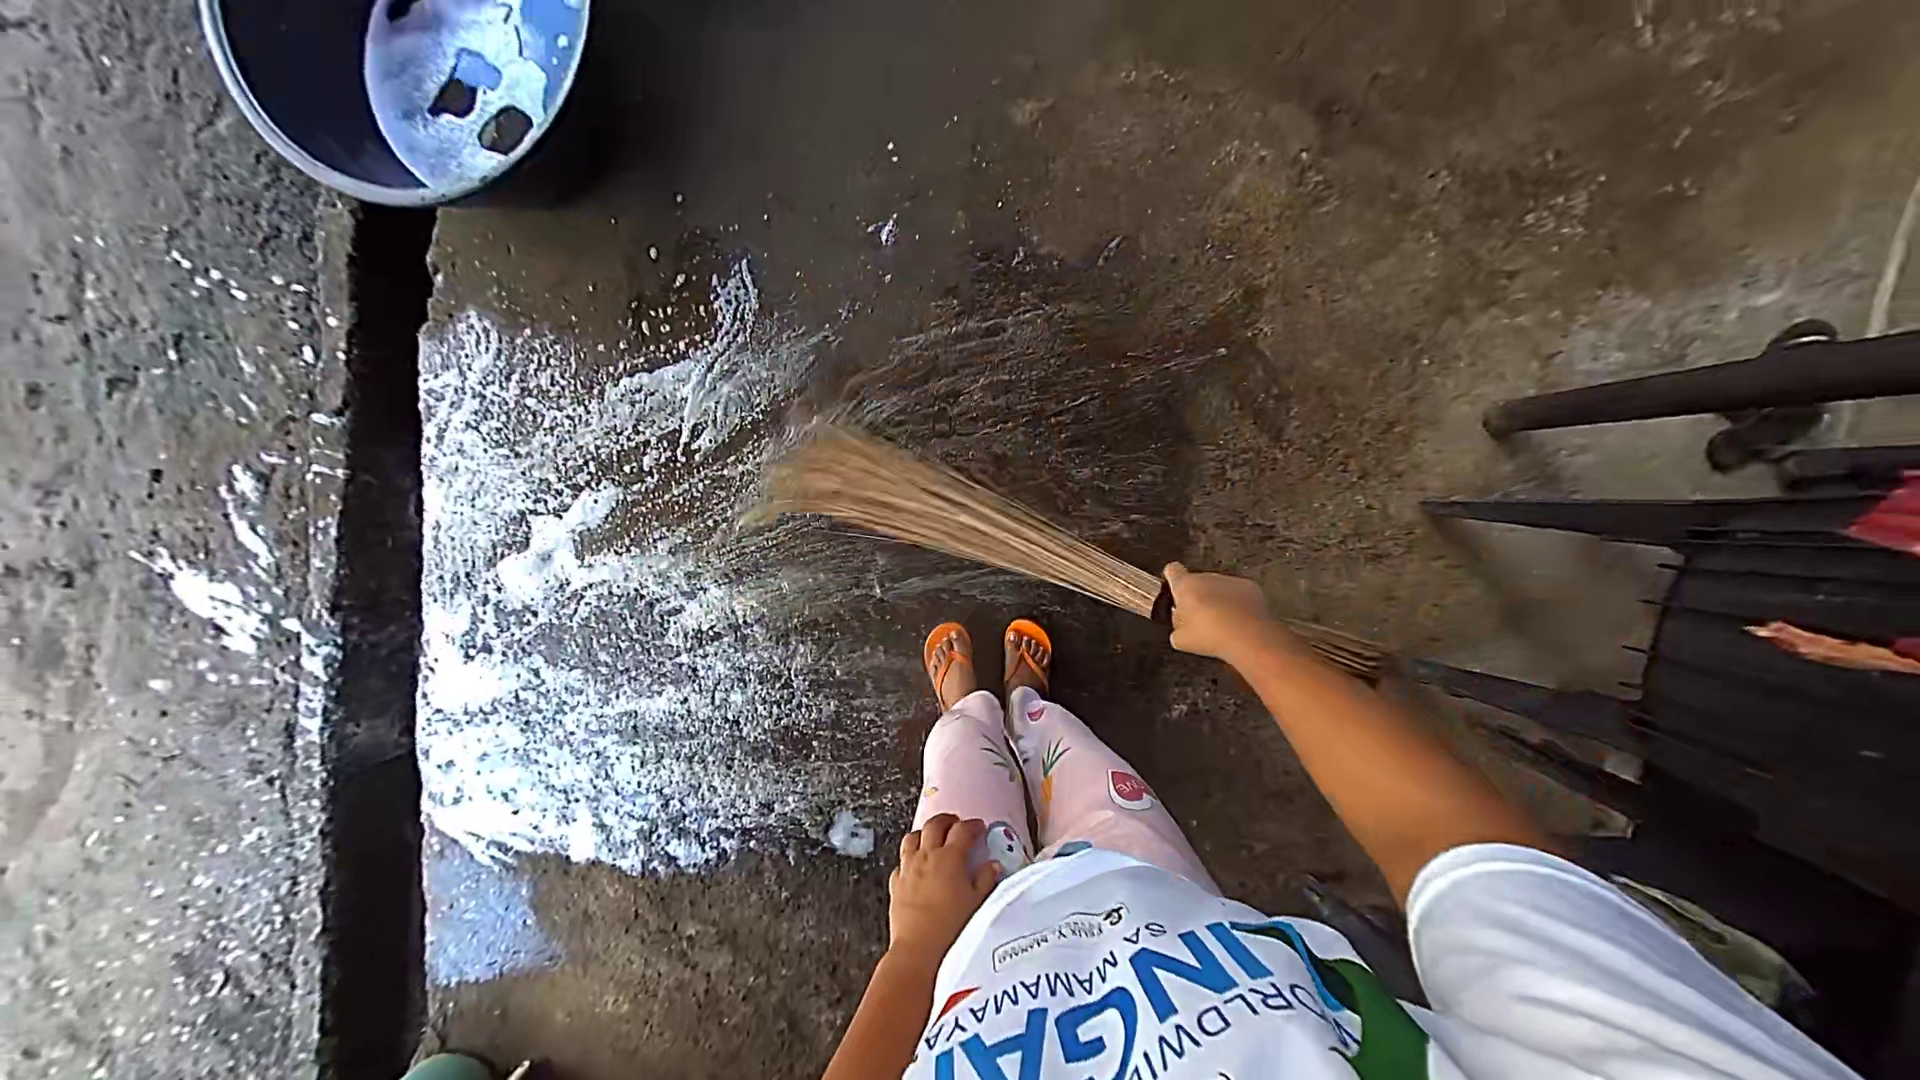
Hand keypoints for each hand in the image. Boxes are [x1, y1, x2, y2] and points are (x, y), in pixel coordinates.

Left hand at [889, 815, 998, 963]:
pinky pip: (901, 861)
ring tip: (933, 837)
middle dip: (947, 820)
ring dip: (925, 833)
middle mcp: (927, 856)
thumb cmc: (952, 928)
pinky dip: (910, 858)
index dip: (972, 825)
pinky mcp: (896, 883)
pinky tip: (916, 866)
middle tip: (956, 824)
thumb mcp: (978, 903)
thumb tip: (993, 865)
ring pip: (912, 837)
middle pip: (935, 825)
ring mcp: (908, 868)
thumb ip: (986, 879)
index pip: (962, 830)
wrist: (919, 950)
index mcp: (950, 857)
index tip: (979, 827)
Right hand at [1162, 562, 1285, 661]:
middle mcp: (1206, 577)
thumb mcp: (1181, 639)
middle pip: (1197, 582)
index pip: (1173, 570)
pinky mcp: (1249, 587)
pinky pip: (1238, 593)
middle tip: (1199, 619)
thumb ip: (1177, 627)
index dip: (1172, 578)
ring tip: (1221, 624)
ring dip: (1217, 600)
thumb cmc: (1212, 636)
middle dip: (1197, 596)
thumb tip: (1181, 626)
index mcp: (1185, 586)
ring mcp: (1229, 581)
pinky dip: (1237, 603)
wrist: (1248, 638)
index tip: (1174, 586)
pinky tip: (1237, 622)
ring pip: (1218, 587)